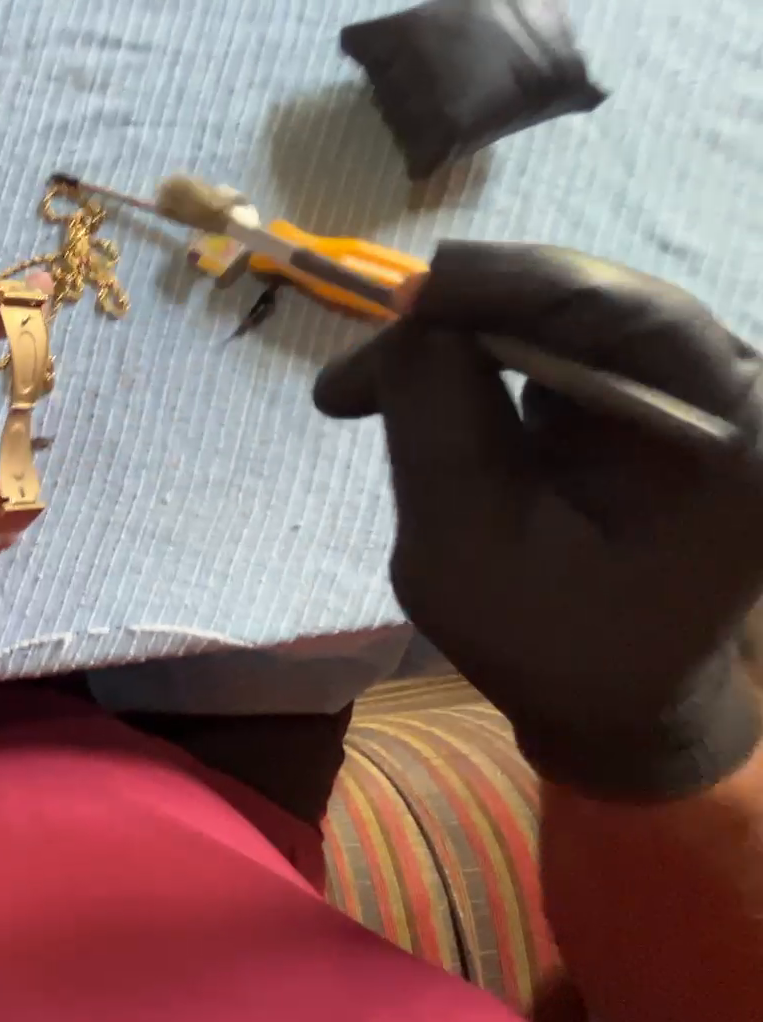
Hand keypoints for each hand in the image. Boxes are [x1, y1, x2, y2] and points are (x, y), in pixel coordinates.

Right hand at [316, 241, 762, 799]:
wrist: (610, 692)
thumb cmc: (539, 641)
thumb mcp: (463, 545)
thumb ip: (440, 429)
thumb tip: (411, 327)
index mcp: (733, 440)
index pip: (626, 317)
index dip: (506, 287)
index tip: (398, 297)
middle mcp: (742, 397)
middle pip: (593, 307)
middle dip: (457, 322)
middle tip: (341, 384)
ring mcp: (703, 396)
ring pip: (566, 321)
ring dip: (451, 344)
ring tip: (354, 394)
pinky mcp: (652, 405)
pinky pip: (558, 351)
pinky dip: (472, 362)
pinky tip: (410, 391)